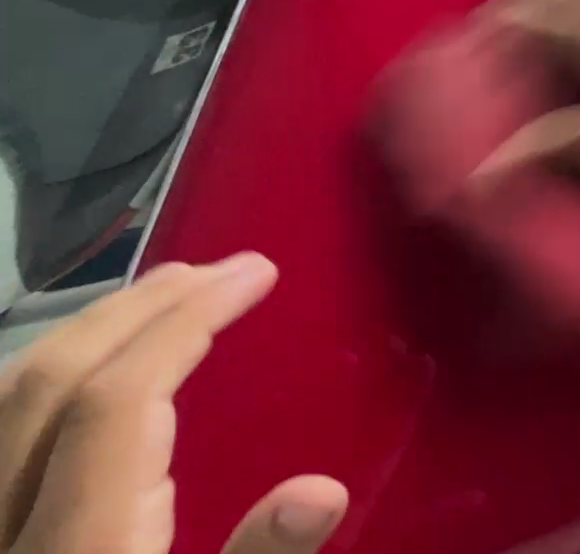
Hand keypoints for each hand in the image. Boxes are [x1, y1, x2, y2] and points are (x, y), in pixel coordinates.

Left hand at [0, 255, 345, 553]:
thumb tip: (322, 489)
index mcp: (71, 550)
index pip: (117, 404)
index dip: (188, 322)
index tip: (258, 273)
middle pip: (45, 387)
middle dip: (143, 307)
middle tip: (224, 266)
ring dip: (90, 328)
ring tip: (166, 290)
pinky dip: (46, 378)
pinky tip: (88, 368)